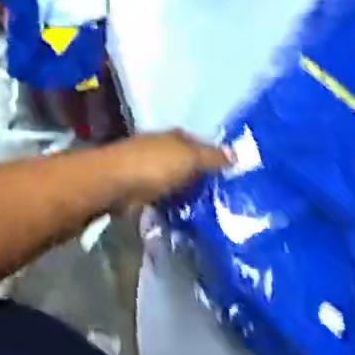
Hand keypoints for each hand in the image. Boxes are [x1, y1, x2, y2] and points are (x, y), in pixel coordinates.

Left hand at [111, 130, 232, 206]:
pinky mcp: (144, 190)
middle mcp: (162, 149)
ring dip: (192, 193)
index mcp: (173, 137)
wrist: (116, 183)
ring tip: (220, 214)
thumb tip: (236, 153)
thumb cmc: (153, 164)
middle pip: (189, 163)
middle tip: (234, 200)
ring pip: (179, 181)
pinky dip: (177, 204)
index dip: (217, 157)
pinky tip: (193, 218)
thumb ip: (210, 156)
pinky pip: (167, 197)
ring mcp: (151, 169)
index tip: (238, 175)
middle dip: (206, 178)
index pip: (201, 144)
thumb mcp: (188, 157)